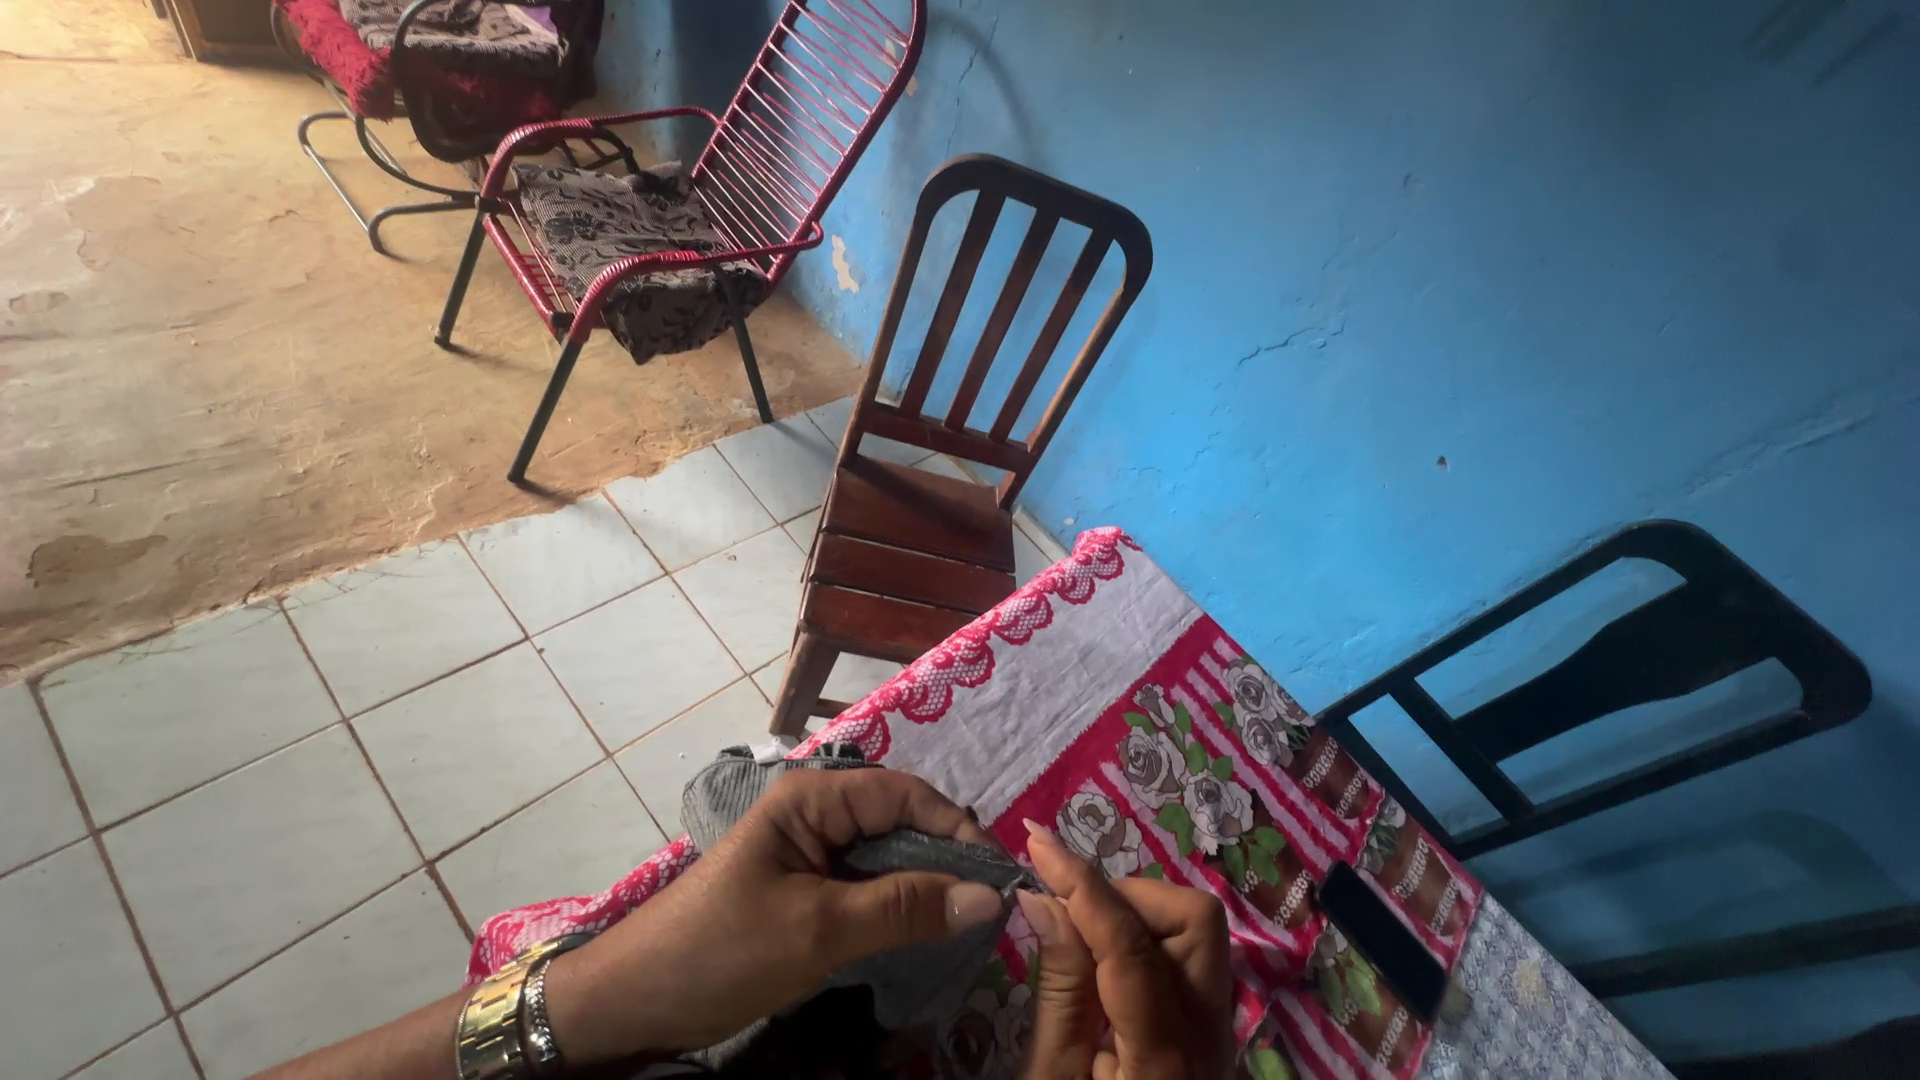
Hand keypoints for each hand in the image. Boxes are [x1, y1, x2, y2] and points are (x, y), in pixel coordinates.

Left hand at [540, 768, 1004, 1063]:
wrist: (635, 1002)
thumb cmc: (722, 951)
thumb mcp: (819, 930)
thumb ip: (904, 909)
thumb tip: (988, 896)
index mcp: (814, 798)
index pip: (904, 794)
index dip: (955, 827)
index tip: (997, 873)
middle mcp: (817, 812)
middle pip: (900, 821)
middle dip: (946, 857)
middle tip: (990, 902)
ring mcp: (812, 850)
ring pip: (887, 855)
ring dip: (926, 883)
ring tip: (968, 917)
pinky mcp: (808, 886)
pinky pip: (868, 883)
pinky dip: (899, 903)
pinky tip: (925, 927)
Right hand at [1019, 819, 1233, 1079]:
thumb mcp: (1051, 1078)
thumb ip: (1059, 986)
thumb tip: (1045, 896)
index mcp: (1166, 1061)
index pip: (1129, 946)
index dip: (1080, 882)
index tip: (1037, 840)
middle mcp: (1211, 1037)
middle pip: (1196, 920)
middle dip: (1129, 896)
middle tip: (1072, 913)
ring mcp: (1219, 1032)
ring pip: (1196, 929)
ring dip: (1136, 912)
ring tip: (1084, 941)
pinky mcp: (1210, 1029)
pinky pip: (1186, 955)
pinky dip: (1144, 936)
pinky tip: (1102, 961)